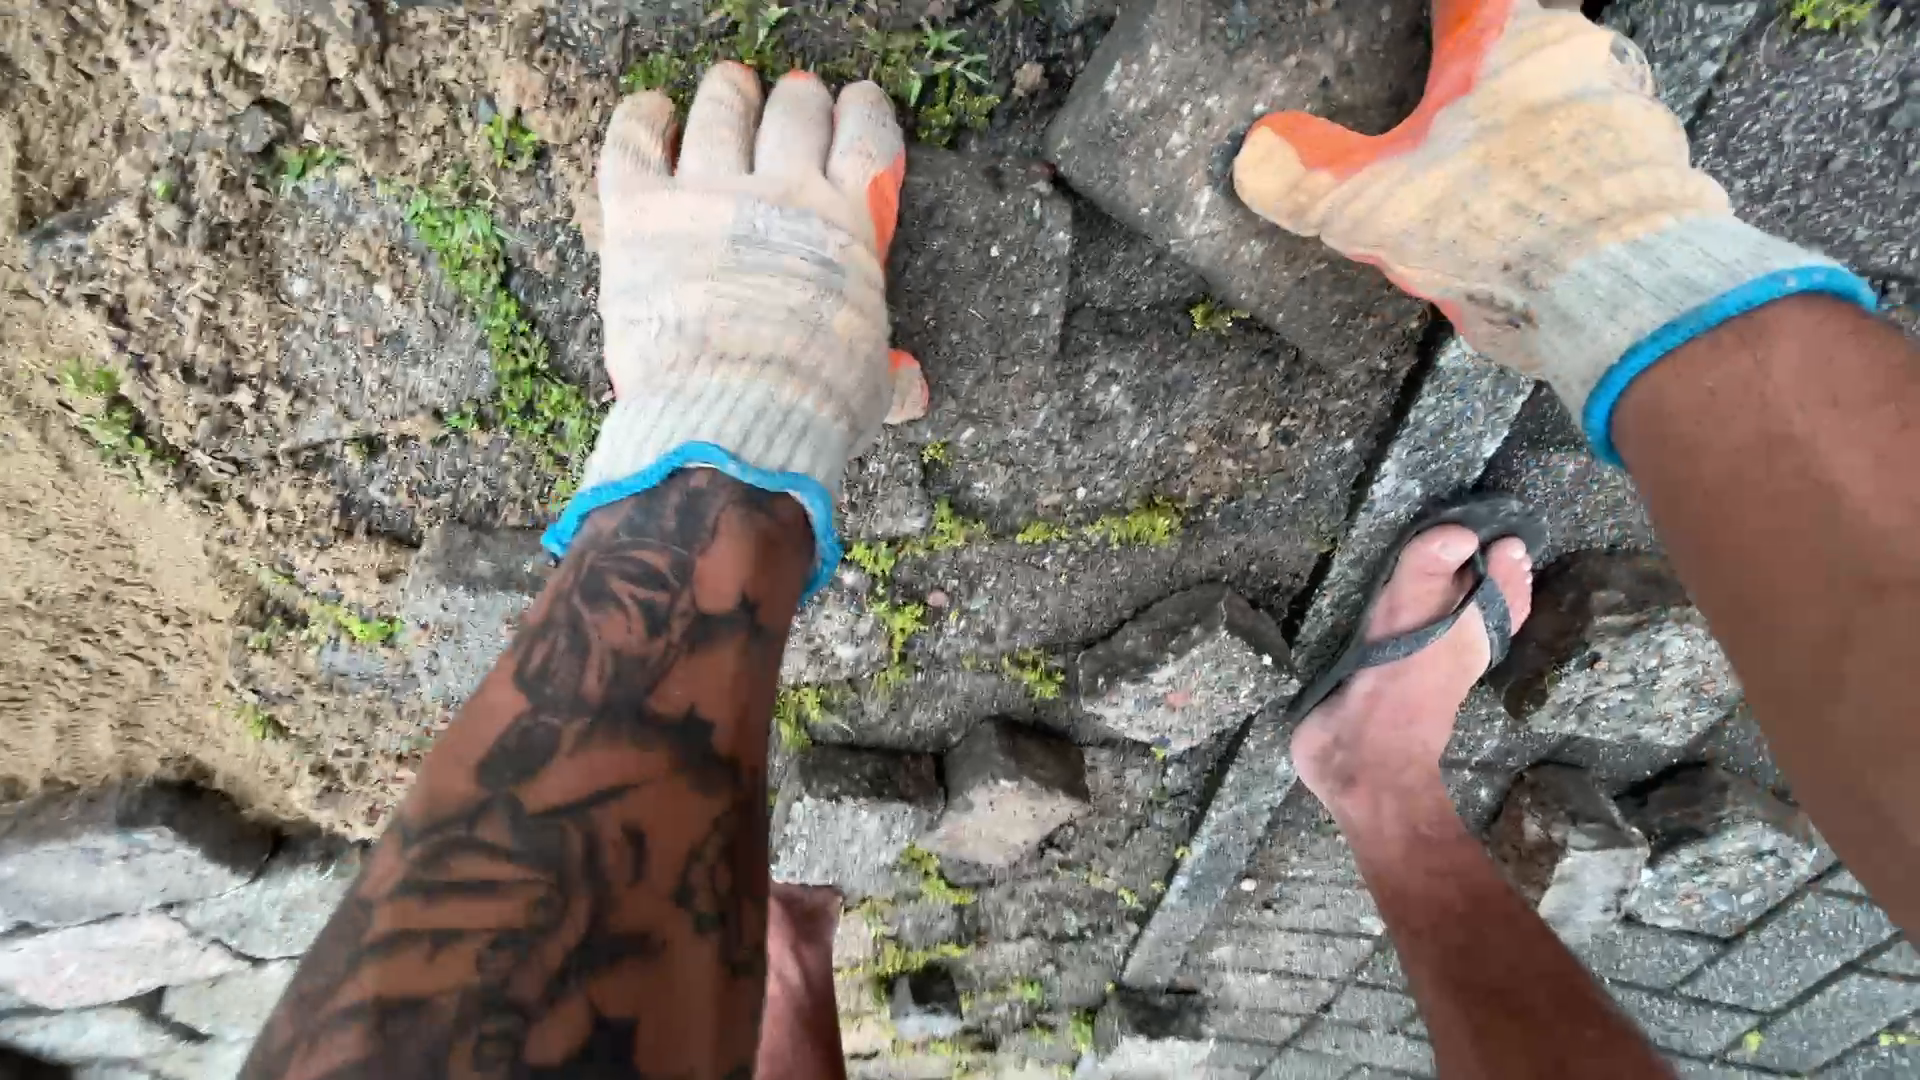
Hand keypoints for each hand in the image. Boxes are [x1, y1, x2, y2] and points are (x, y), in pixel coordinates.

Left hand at [545, 63, 927, 593]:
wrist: (734, 418)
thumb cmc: (815, 403)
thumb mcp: (868, 386)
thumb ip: (888, 374)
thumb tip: (913, 391)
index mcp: (845, 228)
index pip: (866, 142)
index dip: (865, 114)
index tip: (862, 104)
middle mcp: (781, 194)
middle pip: (795, 115)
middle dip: (801, 103)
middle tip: (798, 100)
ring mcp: (707, 195)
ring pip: (719, 112)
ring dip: (730, 94)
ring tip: (733, 87)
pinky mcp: (640, 212)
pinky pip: (634, 140)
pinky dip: (642, 118)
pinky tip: (653, 110)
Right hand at [1233, 0, 1869, 460]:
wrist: (1604, 280)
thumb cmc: (1484, 216)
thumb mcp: (1364, 200)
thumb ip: (1305, 173)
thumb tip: (1254, 148)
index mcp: (1501, 40)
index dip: (1433, 10)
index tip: (1415, 23)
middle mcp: (1566, 53)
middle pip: (1505, 47)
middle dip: (1466, 75)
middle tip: (1425, 115)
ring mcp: (1610, 105)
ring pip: (1543, 97)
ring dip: (1506, 123)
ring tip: (1464, 169)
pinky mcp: (1632, 164)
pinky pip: (1572, 148)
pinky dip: (1538, 168)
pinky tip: (1507, 208)